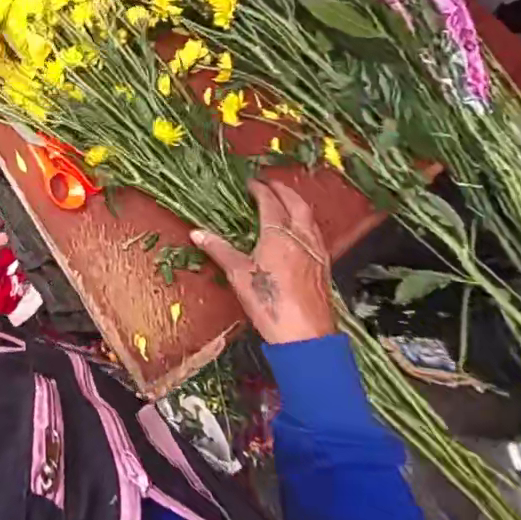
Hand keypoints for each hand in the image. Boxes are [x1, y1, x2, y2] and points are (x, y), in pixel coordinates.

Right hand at [191, 179, 334, 343]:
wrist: (306, 335)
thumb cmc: (270, 304)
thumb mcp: (239, 276)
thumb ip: (220, 250)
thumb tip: (197, 233)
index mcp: (278, 235)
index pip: (270, 203)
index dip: (260, 190)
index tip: (252, 184)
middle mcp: (301, 237)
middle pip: (296, 203)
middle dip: (283, 190)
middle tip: (270, 184)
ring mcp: (316, 250)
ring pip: (309, 217)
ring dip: (297, 203)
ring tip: (286, 201)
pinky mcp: (323, 265)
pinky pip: (316, 233)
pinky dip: (306, 222)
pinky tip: (301, 231)